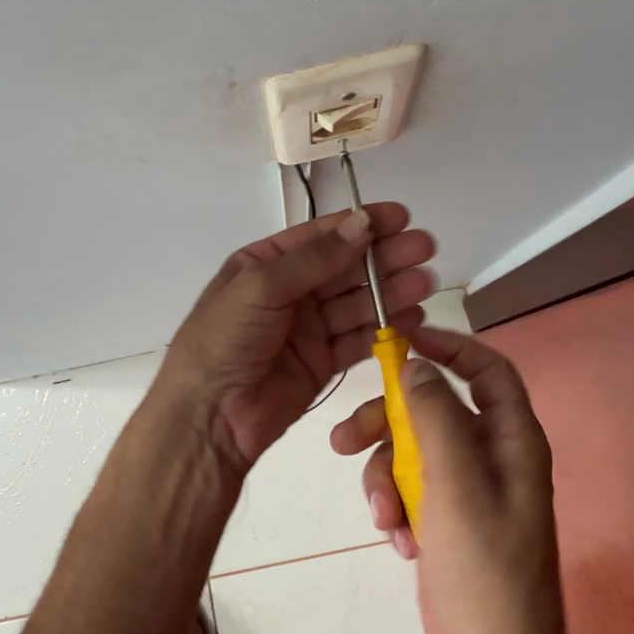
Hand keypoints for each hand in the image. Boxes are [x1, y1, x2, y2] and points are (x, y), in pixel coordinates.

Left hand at [157, 203, 435, 475]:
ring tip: (425, 282)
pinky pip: (358, 338)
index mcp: (265, 263)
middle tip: (424, 248)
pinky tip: (412, 317)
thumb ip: (316, 258)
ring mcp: (307, 328)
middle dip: (384, 257)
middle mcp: (289, 291)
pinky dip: (385, 328)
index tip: (402, 217)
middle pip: (345, 268)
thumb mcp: (261, 287)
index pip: (321, 236)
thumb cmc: (223, 341)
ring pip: (356, 302)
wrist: (208, 416)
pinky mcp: (322, 362)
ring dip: (391, 291)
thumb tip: (362, 223)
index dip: (361, 224)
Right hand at [330, 327, 589, 633]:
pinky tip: (398, 540)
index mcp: (512, 440)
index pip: (487, 371)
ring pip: (411, 451)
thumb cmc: (484, 570)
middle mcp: (491, 456)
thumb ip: (436, 418)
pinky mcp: (446, 519)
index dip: (450, 348)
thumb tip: (418, 367)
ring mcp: (467, 489)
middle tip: (344, 439)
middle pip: (431, 411)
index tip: (402, 342)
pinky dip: (396, 508)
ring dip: (385, 479)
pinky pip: (410, 489)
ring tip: (381, 516)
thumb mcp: (455, 485)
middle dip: (386, 424)